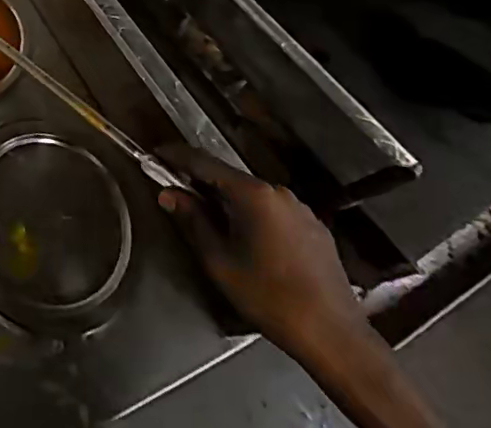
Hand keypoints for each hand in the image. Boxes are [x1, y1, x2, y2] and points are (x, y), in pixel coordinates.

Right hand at [156, 146, 367, 358]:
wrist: (336, 338)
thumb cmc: (268, 296)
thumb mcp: (218, 259)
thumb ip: (192, 219)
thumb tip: (168, 193)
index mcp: (253, 194)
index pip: (203, 162)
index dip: (175, 155)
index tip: (154, 152)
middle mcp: (279, 193)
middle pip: (229, 178)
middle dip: (201, 183)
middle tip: (177, 193)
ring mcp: (302, 211)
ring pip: (252, 196)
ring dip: (228, 201)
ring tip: (211, 220)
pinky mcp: (316, 230)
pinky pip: (273, 212)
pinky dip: (252, 215)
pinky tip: (247, 238)